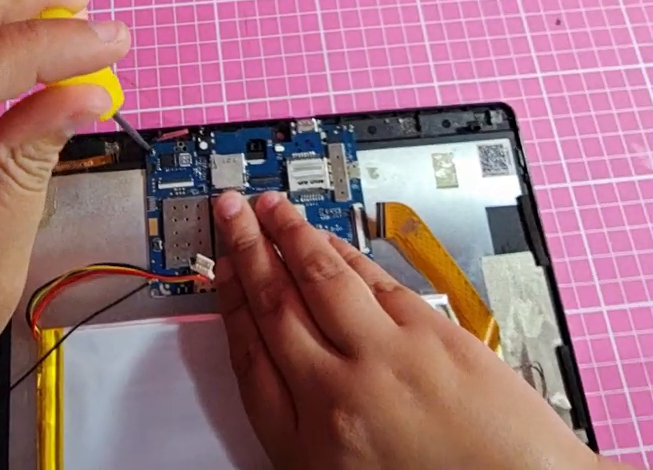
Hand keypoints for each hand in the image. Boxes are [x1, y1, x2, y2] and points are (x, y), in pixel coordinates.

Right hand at [214, 189, 619, 469]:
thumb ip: (307, 425)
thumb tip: (282, 361)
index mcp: (309, 447)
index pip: (251, 356)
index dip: (231, 302)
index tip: (222, 269)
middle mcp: (339, 394)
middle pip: (276, 304)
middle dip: (248, 249)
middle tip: (230, 212)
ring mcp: (386, 356)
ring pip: (320, 276)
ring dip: (289, 234)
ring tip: (269, 207)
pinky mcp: (430, 331)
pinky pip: (371, 278)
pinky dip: (341, 250)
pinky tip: (325, 236)